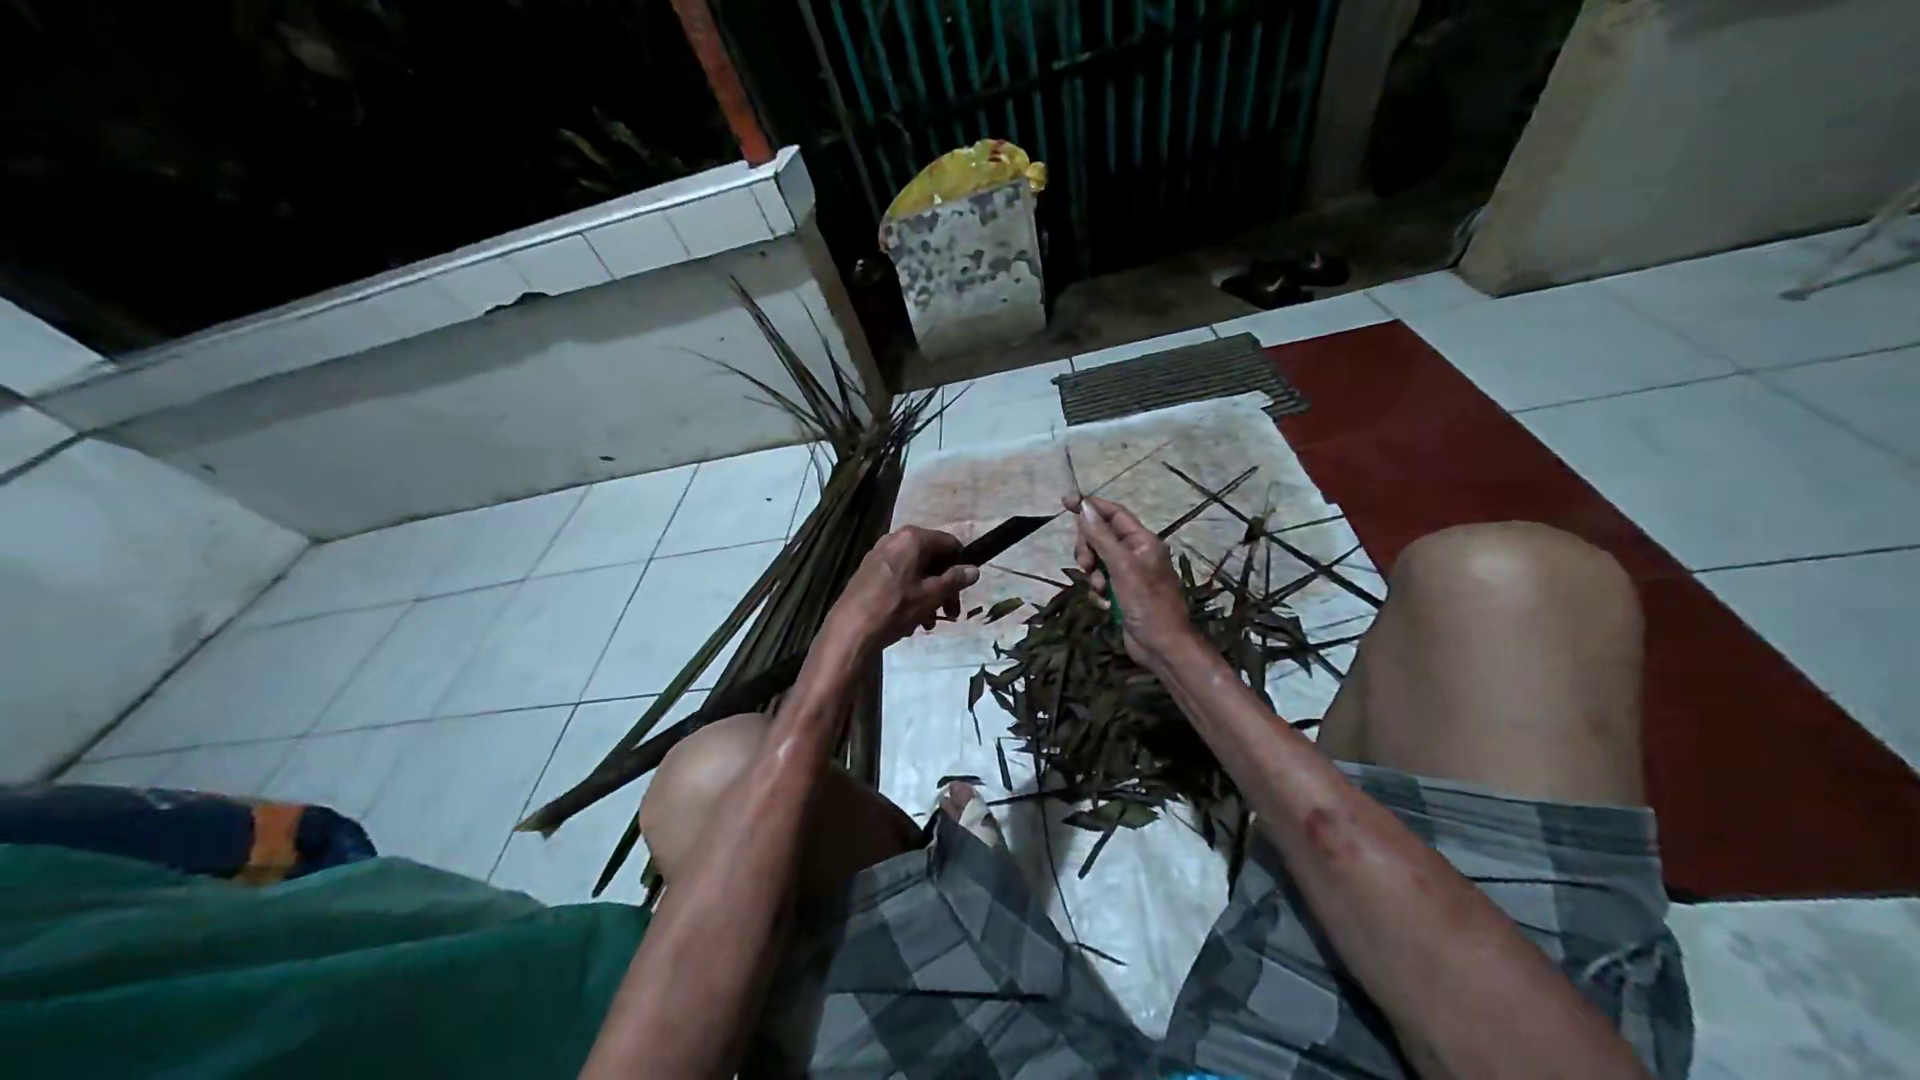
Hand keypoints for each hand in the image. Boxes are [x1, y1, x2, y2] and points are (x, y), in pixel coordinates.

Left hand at [823, 525, 977, 657]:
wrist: (850, 629)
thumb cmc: (895, 608)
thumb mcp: (931, 596)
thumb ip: (955, 580)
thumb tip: (974, 570)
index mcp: (912, 538)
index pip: (949, 543)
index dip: (961, 566)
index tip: (963, 590)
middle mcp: (894, 539)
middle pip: (931, 558)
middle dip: (944, 585)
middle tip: (950, 613)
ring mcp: (878, 554)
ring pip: (915, 570)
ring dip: (928, 594)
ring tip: (928, 622)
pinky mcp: (868, 571)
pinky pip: (898, 577)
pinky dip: (909, 593)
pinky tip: (910, 619)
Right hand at [1066, 495, 1195, 668]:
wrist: (1161, 645)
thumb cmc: (1147, 603)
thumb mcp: (1122, 566)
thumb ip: (1101, 536)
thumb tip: (1084, 507)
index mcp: (1142, 541)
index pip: (1113, 513)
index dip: (1091, 506)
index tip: (1066, 502)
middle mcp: (1135, 553)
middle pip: (1100, 536)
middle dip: (1088, 548)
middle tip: (1086, 565)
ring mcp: (1128, 574)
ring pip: (1096, 561)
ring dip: (1093, 574)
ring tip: (1100, 589)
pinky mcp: (1121, 593)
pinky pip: (1099, 582)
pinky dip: (1098, 591)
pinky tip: (1104, 603)